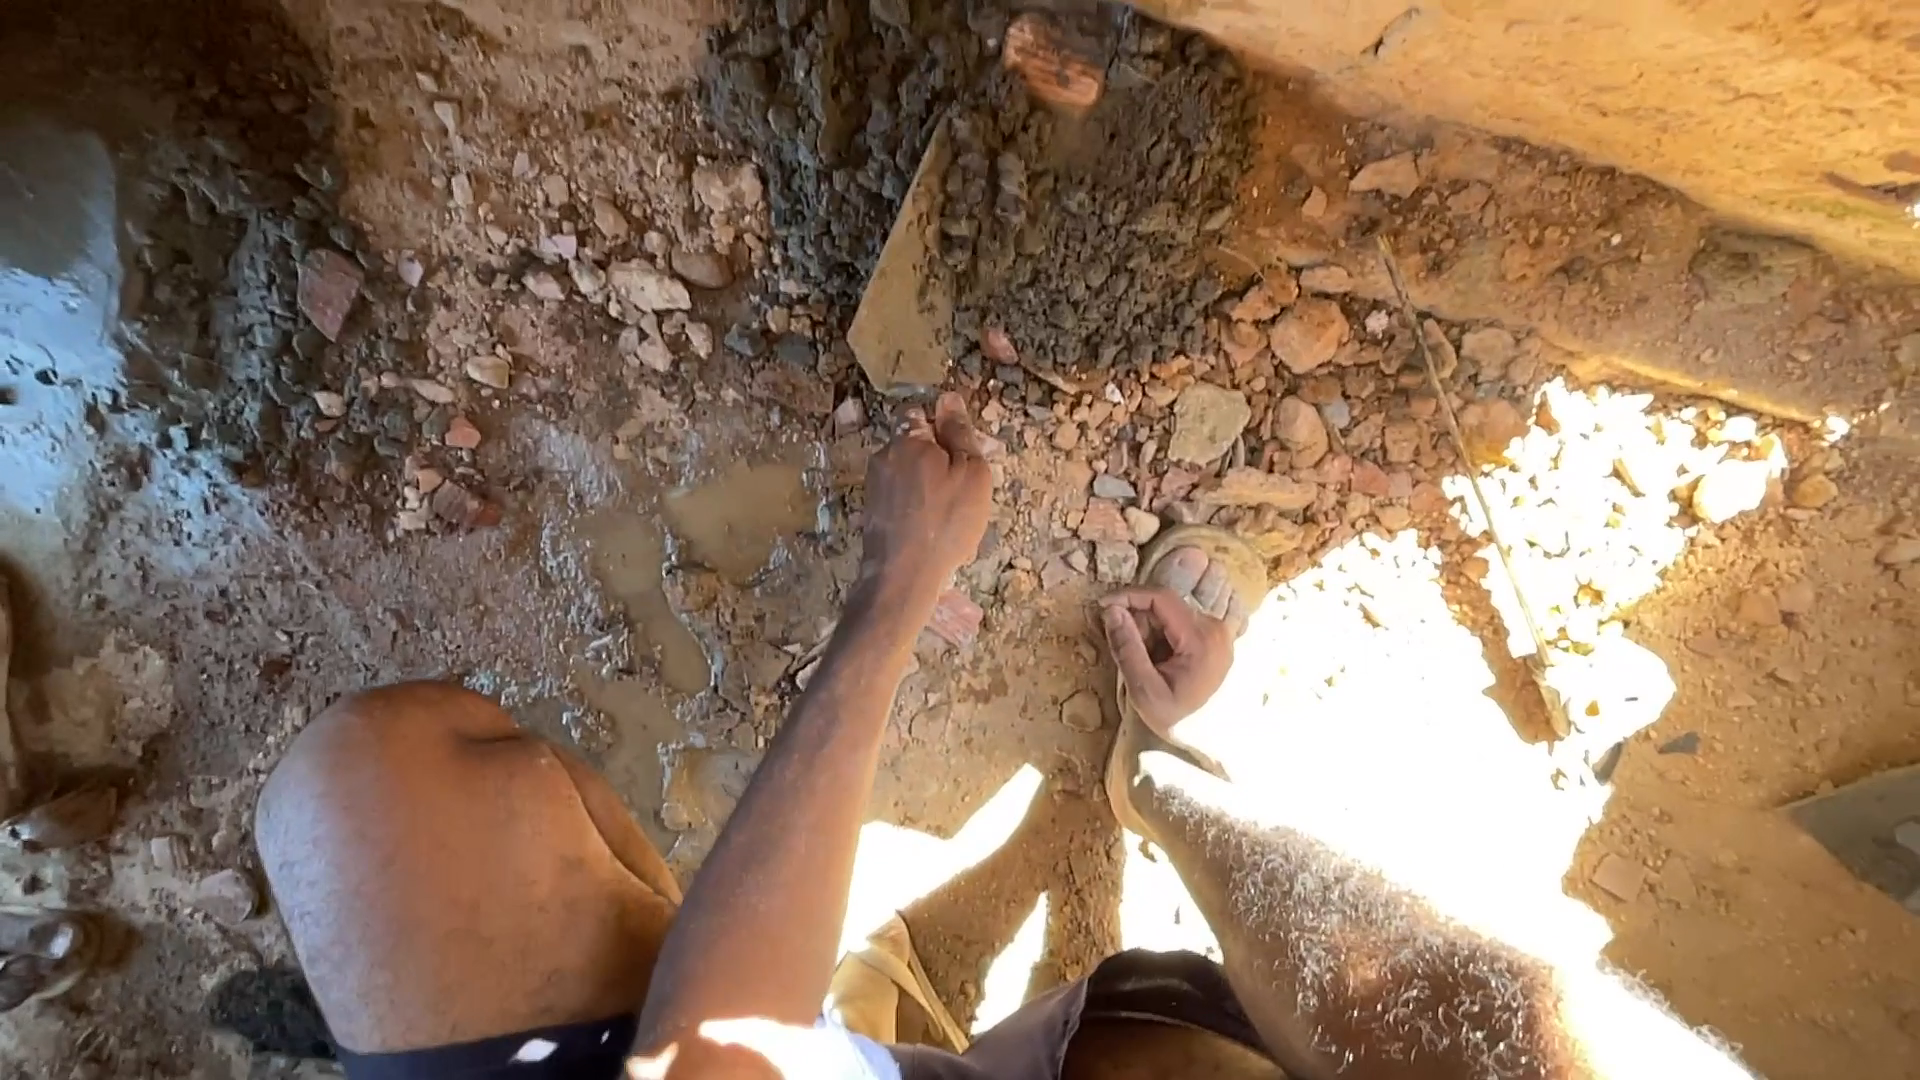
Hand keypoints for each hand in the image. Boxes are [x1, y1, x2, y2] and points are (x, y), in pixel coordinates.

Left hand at [860, 392, 992, 598]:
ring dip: (928, 486)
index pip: (919, 414)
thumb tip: (949, 397)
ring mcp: (874, 486)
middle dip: (937, 461)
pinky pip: (900, 498)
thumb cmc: (946, 521)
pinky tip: (932, 531)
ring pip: (908, 474)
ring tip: (949, 516)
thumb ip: (960, 433)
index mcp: (907, 440)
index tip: (962, 454)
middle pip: (913, 445)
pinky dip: (916, 507)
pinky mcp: (871, 512)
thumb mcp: (971, 473)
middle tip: (963, 490)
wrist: (904, 575)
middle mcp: (884, 456)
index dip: (942, 429)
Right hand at [1099, 588, 1233, 739]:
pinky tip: (1161, 662)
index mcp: (1201, 638)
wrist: (1218, 741)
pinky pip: (1179, 624)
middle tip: (1131, 656)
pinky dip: (1161, 637)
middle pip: (1164, 605)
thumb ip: (1127, 649)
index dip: (1127, 596)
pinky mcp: (1215, 636)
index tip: (1101, 607)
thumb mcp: (1145, 691)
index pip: (1160, 597)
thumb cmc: (1181, 720)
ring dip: (1149, 631)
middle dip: (1138, 623)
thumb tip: (1111, 611)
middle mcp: (1215, 626)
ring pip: (1169, 614)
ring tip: (1148, 665)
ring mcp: (1218, 630)